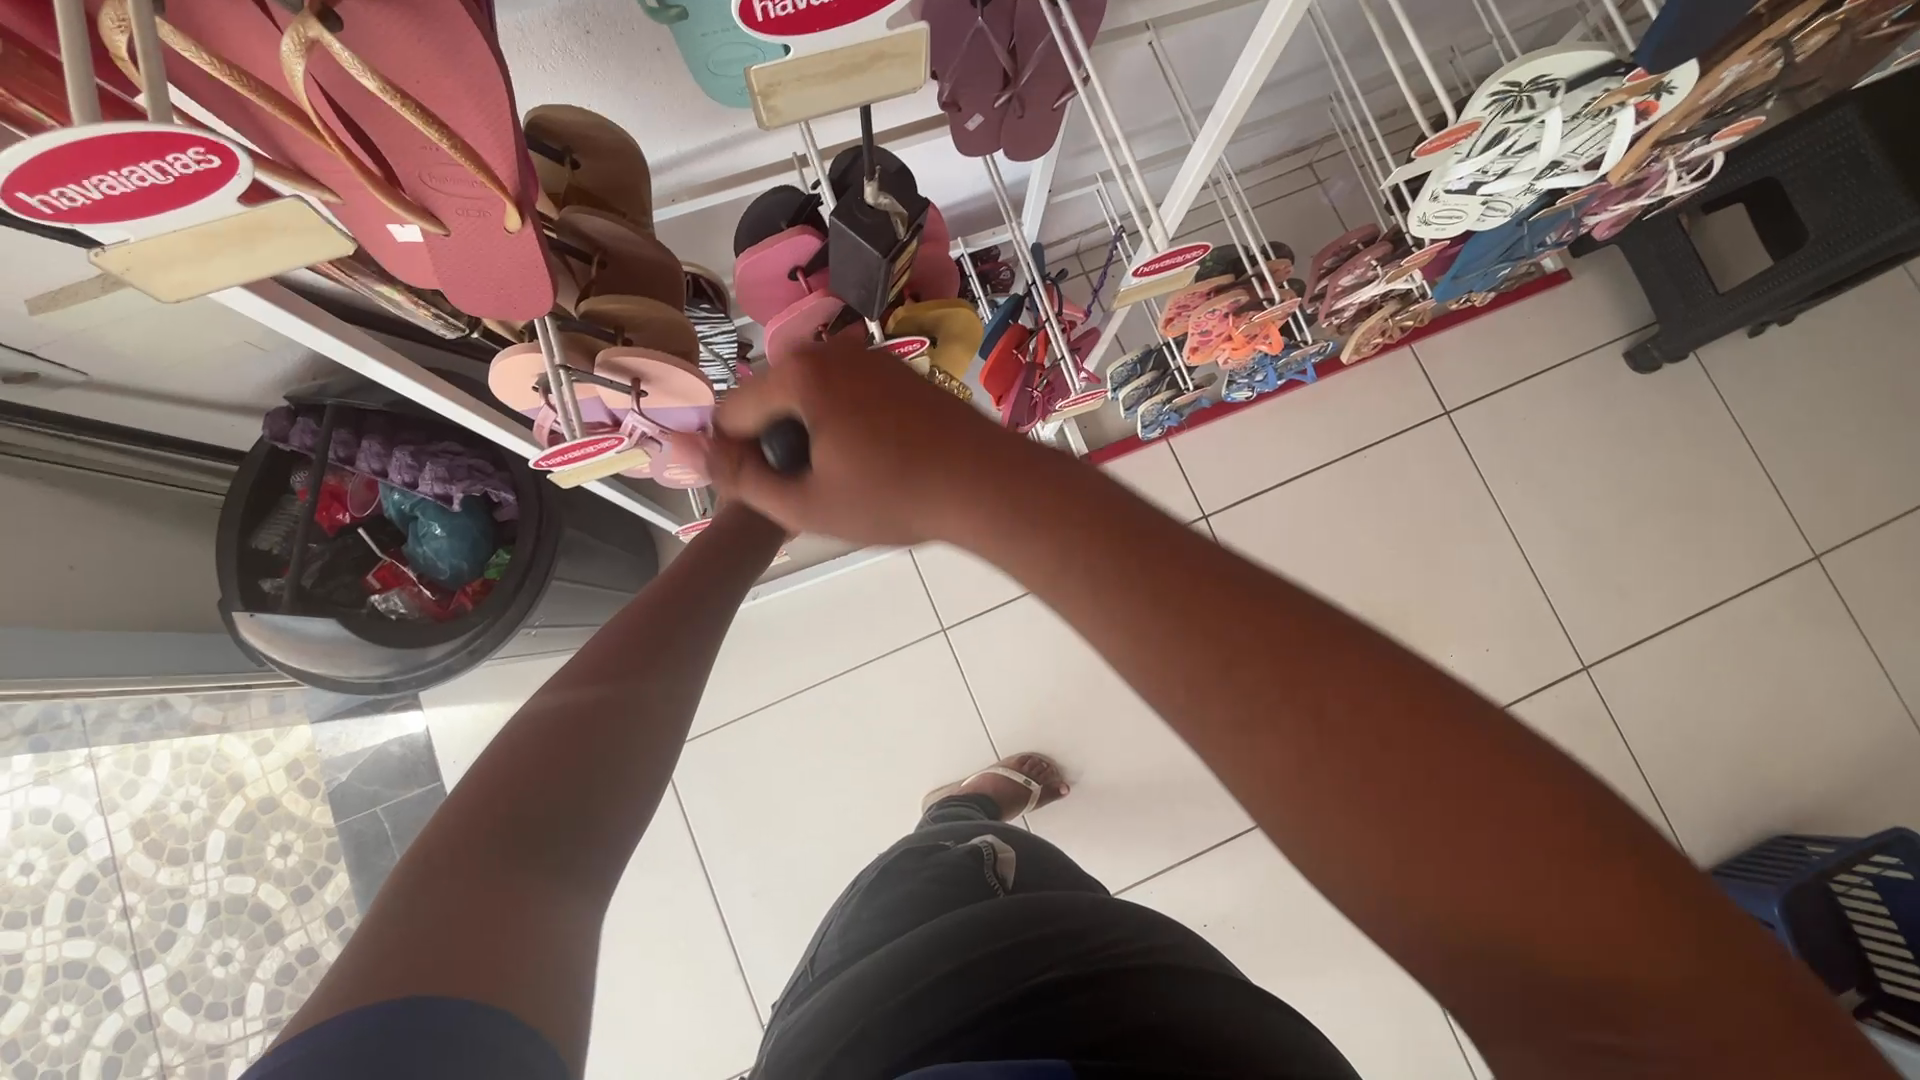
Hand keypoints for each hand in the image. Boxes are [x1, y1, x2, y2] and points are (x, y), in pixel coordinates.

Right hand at [687, 340, 1036, 545]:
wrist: (987, 483)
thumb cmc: (895, 497)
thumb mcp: (806, 503)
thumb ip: (739, 477)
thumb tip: (685, 450)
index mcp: (800, 375)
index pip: (730, 413)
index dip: (736, 458)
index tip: (764, 493)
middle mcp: (830, 350)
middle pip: (770, 400)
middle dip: (778, 444)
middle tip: (812, 490)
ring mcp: (869, 355)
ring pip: (809, 397)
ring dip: (812, 436)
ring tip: (846, 479)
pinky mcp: (898, 369)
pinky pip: (846, 393)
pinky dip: (844, 424)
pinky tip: (875, 460)